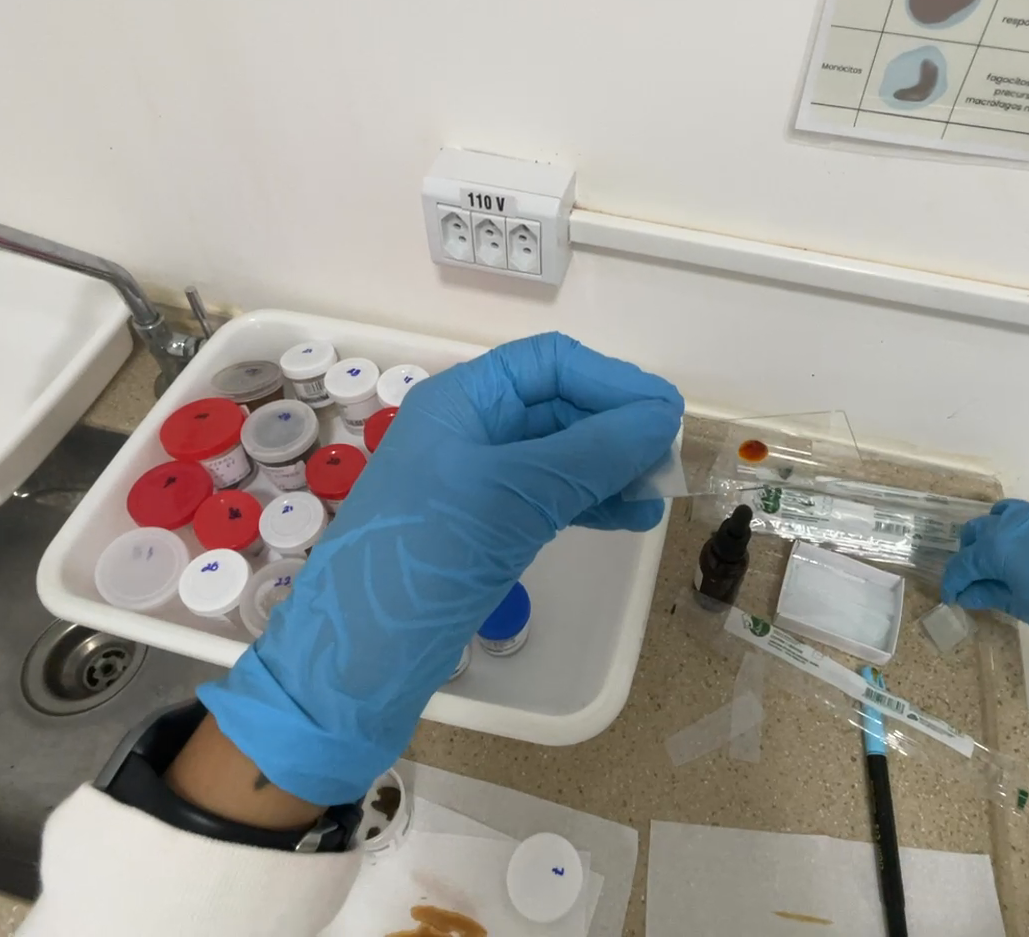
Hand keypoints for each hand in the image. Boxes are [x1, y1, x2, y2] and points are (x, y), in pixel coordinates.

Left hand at [198, 333, 683, 803]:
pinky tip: (634, 516)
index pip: (551, 364)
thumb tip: (662, 417)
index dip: (611, 381)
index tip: (665, 412)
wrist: (361, 662)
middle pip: (560, 407)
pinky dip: (593, 502)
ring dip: (612, 468)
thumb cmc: (428, 554)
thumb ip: (593, 451)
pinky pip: (552, 497)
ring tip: (660, 491)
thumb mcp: (515, 493)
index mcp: (464, 400)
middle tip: (667, 456)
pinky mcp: (490, 525)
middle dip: (616, 427)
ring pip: (561, 455)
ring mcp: (481, 480)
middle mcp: (473, 429)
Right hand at [940, 496, 1028, 661]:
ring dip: (1000, 531)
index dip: (955, 581)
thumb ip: (992, 594)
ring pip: (1008, 513)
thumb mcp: (1025, 608)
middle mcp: (1014, 522)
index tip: (953, 595)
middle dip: (973, 552)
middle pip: (980, 531)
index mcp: (997, 547)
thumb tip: (968, 594)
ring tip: (1007, 552)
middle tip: (978, 575)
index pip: (964, 563)